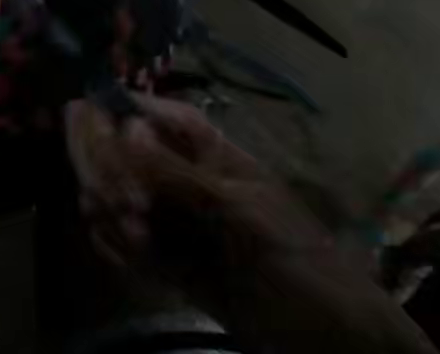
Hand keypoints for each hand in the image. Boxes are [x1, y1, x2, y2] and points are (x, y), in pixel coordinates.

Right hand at [65, 98, 437, 352]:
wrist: (337, 347)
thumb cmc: (304, 267)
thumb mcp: (245, 216)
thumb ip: (180, 175)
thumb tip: (125, 128)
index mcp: (195, 142)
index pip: (131, 108)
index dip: (106, 124)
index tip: (109, 161)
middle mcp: (168, 165)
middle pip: (106, 145)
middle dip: (106, 177)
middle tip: (129, 214)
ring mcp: (160, 208)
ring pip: (102, 189)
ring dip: (109, 215)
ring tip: (142, 246)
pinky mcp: (156, 250)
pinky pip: (111, 233)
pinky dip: (114, 246)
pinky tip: (138, 263)